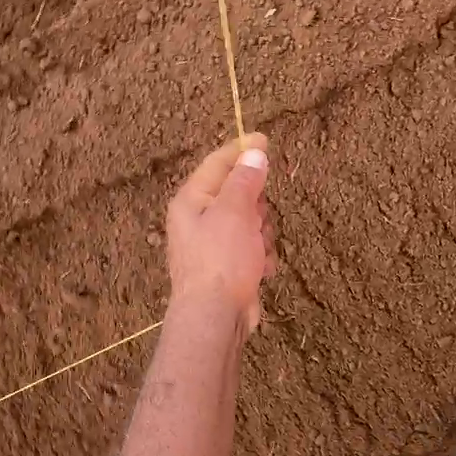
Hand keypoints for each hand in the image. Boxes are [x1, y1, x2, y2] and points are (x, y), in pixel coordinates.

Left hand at [166, 134, 275, 327]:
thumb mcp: (235, 212)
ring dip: (263, 234)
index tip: (264, 139)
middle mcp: (198, 220)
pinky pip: (253, 250)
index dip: (241, 150)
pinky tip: (262, 270)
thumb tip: (254, 153)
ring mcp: (213, 246)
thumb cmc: (221, 260)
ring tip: (259, 249)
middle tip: (259, 216)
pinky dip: (262, 257)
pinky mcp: (228, 268)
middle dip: (256, 204)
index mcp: (192, 201)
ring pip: (250, 224)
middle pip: (237, 195)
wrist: (216, 316)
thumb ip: (246, 180)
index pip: (217, 164)